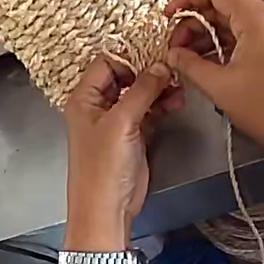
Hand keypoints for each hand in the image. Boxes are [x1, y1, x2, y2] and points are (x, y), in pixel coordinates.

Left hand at [63, 57, 182, 248]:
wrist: (107, 209)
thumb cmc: (102, 169)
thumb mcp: (121, 123)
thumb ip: (142, 91)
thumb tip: (160, 66)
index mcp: (84, 99)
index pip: (107, 63)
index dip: (131, 57)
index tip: (156, 54)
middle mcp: (99, 107)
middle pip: (126, 77)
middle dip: (150, 72)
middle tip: (173, 69)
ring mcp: (117, 122)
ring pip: (140, 94)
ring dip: (160, 89)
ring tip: (179, 86)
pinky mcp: (134, 135)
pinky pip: (149, 111)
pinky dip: (163, 105)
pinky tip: (176, 101)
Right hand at [165, 0, 263, 167]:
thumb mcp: (219, 86)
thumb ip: (190, 64)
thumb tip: (172, 54)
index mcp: (259, 17)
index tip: (169, 16)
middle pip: (225, 3)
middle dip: (195, 22)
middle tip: (175, 48)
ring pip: (235, 19)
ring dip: (208, 35)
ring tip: (187, 59)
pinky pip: (248, 33)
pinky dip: (226, 43)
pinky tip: (207, 62)